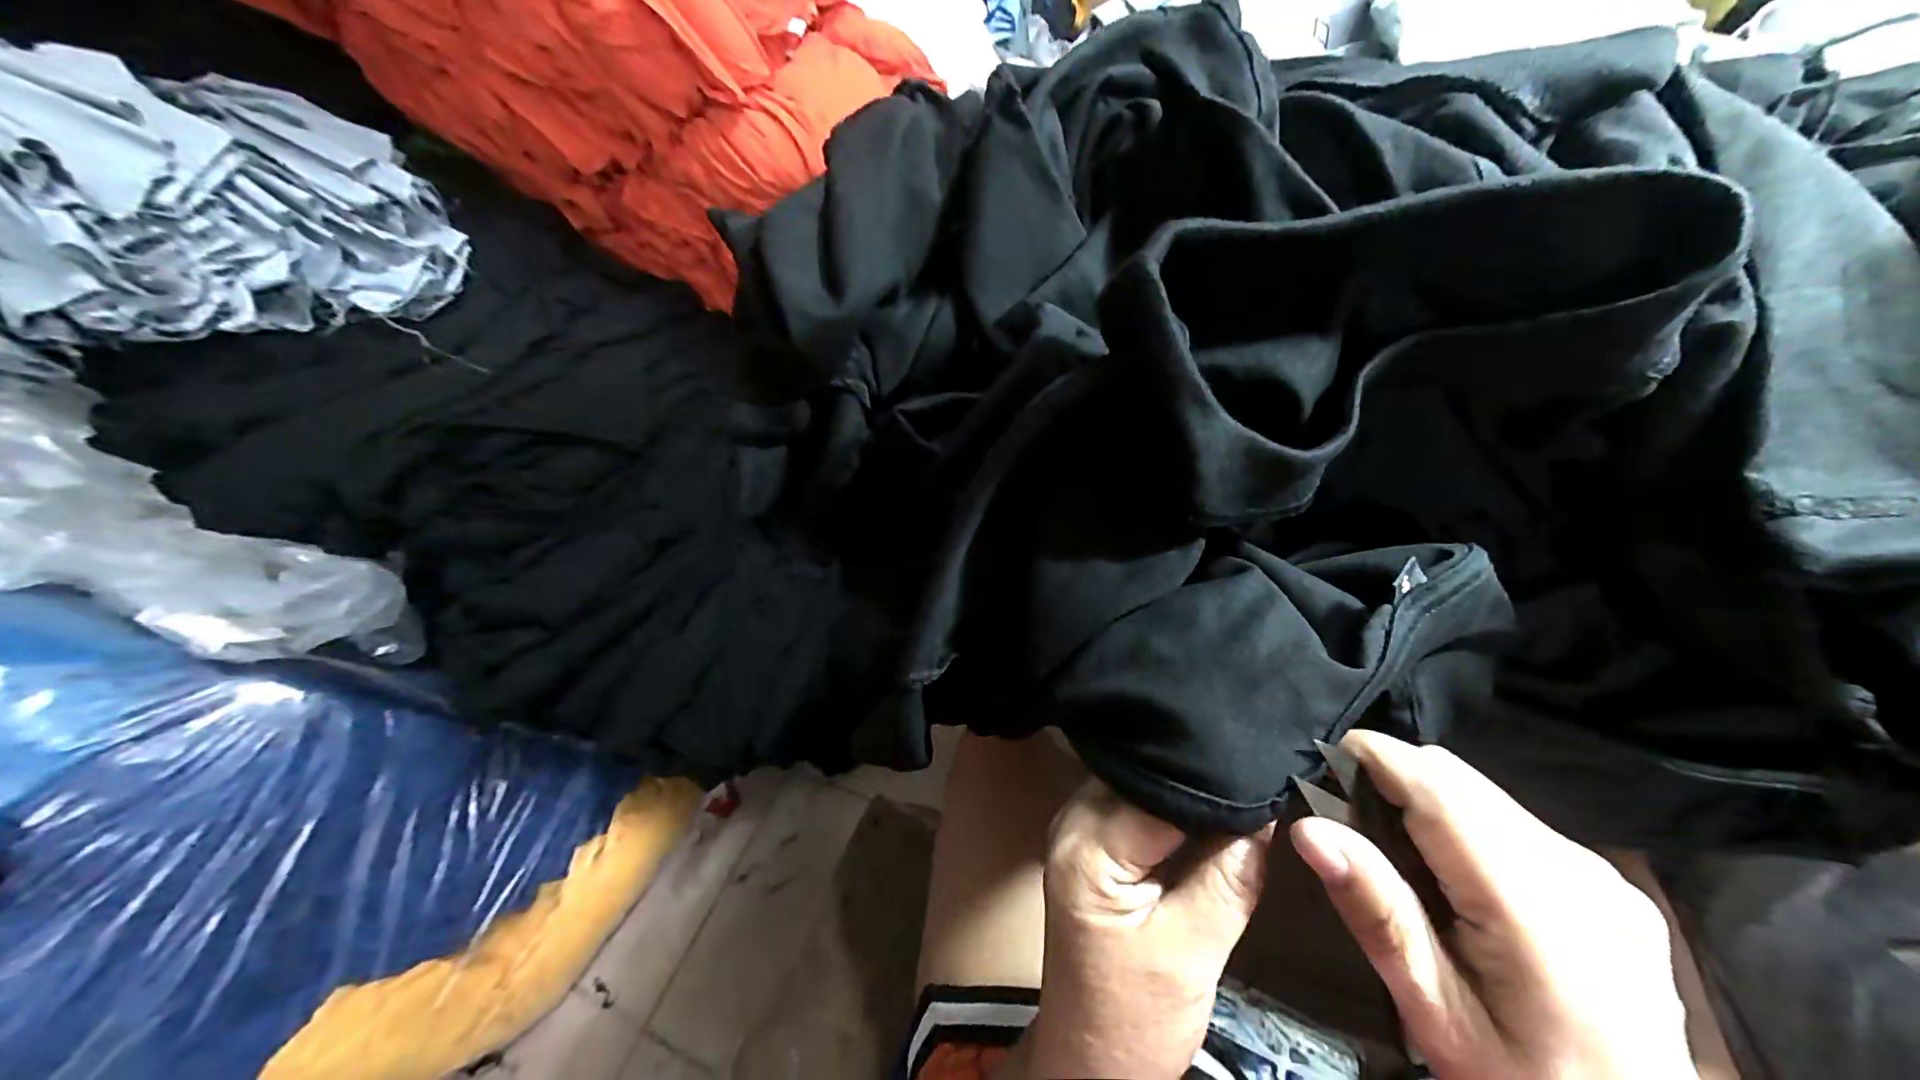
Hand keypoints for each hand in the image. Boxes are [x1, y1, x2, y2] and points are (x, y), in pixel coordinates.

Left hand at [1009, 780, 1273, 1079]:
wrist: (1089, 1057)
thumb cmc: (1134, 1016)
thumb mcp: (1194, 951)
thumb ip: (1232, 874)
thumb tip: (1269, 806)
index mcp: (1088, 842)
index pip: (1162, 782)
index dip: (1216, 780)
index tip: (1266, 778)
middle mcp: (1074, 819)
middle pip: (1148, 773)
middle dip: (1202, 778)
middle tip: (1260, 783)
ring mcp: (1079, 827)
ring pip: (1145, 782)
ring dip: (1190, 791)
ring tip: (1242, 797)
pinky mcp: (1094, 841)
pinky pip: (1140, 804)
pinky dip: (1175, 809)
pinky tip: (1211, 818)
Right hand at [1290, 731, 1694, 1079]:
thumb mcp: (1438, 1016)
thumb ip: (1378, 916)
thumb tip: (1309, 829)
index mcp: (1537, 911)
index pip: (1438, 788)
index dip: (1372, 757)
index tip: (1315, 763)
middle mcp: (1580, 875)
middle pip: (1461, 781)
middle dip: (1391, 778)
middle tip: (1340, 814)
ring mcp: (1605, 879)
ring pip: (1485, 795)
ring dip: (1426, 800)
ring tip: (1386, 844)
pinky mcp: (1614, 888)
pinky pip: (1515, 822)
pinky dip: (1464, 824)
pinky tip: (1447, 872)